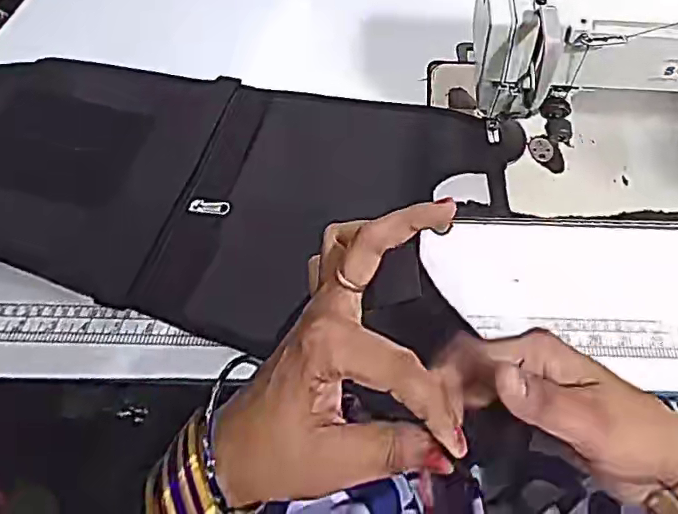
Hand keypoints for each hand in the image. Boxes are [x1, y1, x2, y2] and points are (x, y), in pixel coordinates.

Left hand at [212, 201, 467, 505]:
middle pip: (366, 243)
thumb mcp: (333, 464)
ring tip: (419, 219)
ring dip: (384, 224)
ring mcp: (318, 306)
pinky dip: (361, 243)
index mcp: (327, 344)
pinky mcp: (317, 311)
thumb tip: (439, 444)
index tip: (447, 432)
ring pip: (346, 239)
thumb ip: (393, 449)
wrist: (230, 455)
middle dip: (411, 221)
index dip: (431, 404)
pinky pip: (334, 258)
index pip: (400, 367)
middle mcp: (323, 314)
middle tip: (444, 213)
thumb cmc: (266, 452)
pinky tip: (383, 250)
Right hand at [435, 330, 677, 505]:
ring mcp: (531, 385)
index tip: (435, 414)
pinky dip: (468, 419)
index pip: (476, 354)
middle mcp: (533, 361)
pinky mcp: (533, 409)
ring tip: (439, 437)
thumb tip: (502, 376)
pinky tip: (461, 439)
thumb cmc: (639, 432)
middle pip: (469, 365)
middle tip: (430, 430)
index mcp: (542, 352)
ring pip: (474, 384)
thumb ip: (542, 399)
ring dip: (452, 406)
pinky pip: (487, 405)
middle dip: (444, 393)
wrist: (662, 461)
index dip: (448, 382)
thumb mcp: (590, 420)